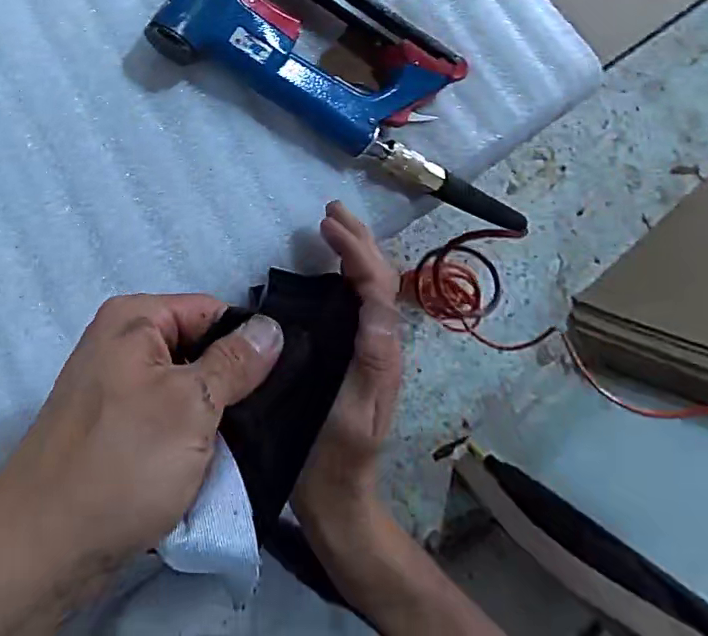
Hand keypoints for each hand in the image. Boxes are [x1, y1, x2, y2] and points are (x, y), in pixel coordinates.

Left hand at [0, 294, 282, 635]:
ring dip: (214, 418)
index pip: (214, 311)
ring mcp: (116, 391)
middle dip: (233, 384)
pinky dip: (191, 440)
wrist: (36, 555)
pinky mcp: (115, 432)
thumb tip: (273, 327)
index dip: (249, 342)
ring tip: (247, 444)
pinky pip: (167, 420)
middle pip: (201, 349)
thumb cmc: (119, 465)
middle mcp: (122, 344)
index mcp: (135, 319)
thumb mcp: (192, 406)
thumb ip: (236, 362)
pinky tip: (212, 464)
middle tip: (268, 417)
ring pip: (188, 390)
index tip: (284, 378)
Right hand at [294, 201, 404, 528]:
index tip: (327, 224)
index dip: (356, 249)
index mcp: (382, 348)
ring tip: (331, 227)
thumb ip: (372, 363)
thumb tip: (378, 309)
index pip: (376, 284)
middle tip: (331, 211)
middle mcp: (378, 340)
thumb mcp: (356, 414)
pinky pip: (351, 302)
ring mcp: (364, 346)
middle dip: (359, 239)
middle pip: (377, 277)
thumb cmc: (338, 457)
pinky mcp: (348, 354)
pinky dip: (342, 274)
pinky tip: (326, 268)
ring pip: (367, 286)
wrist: (335, 497)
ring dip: (353, 251)